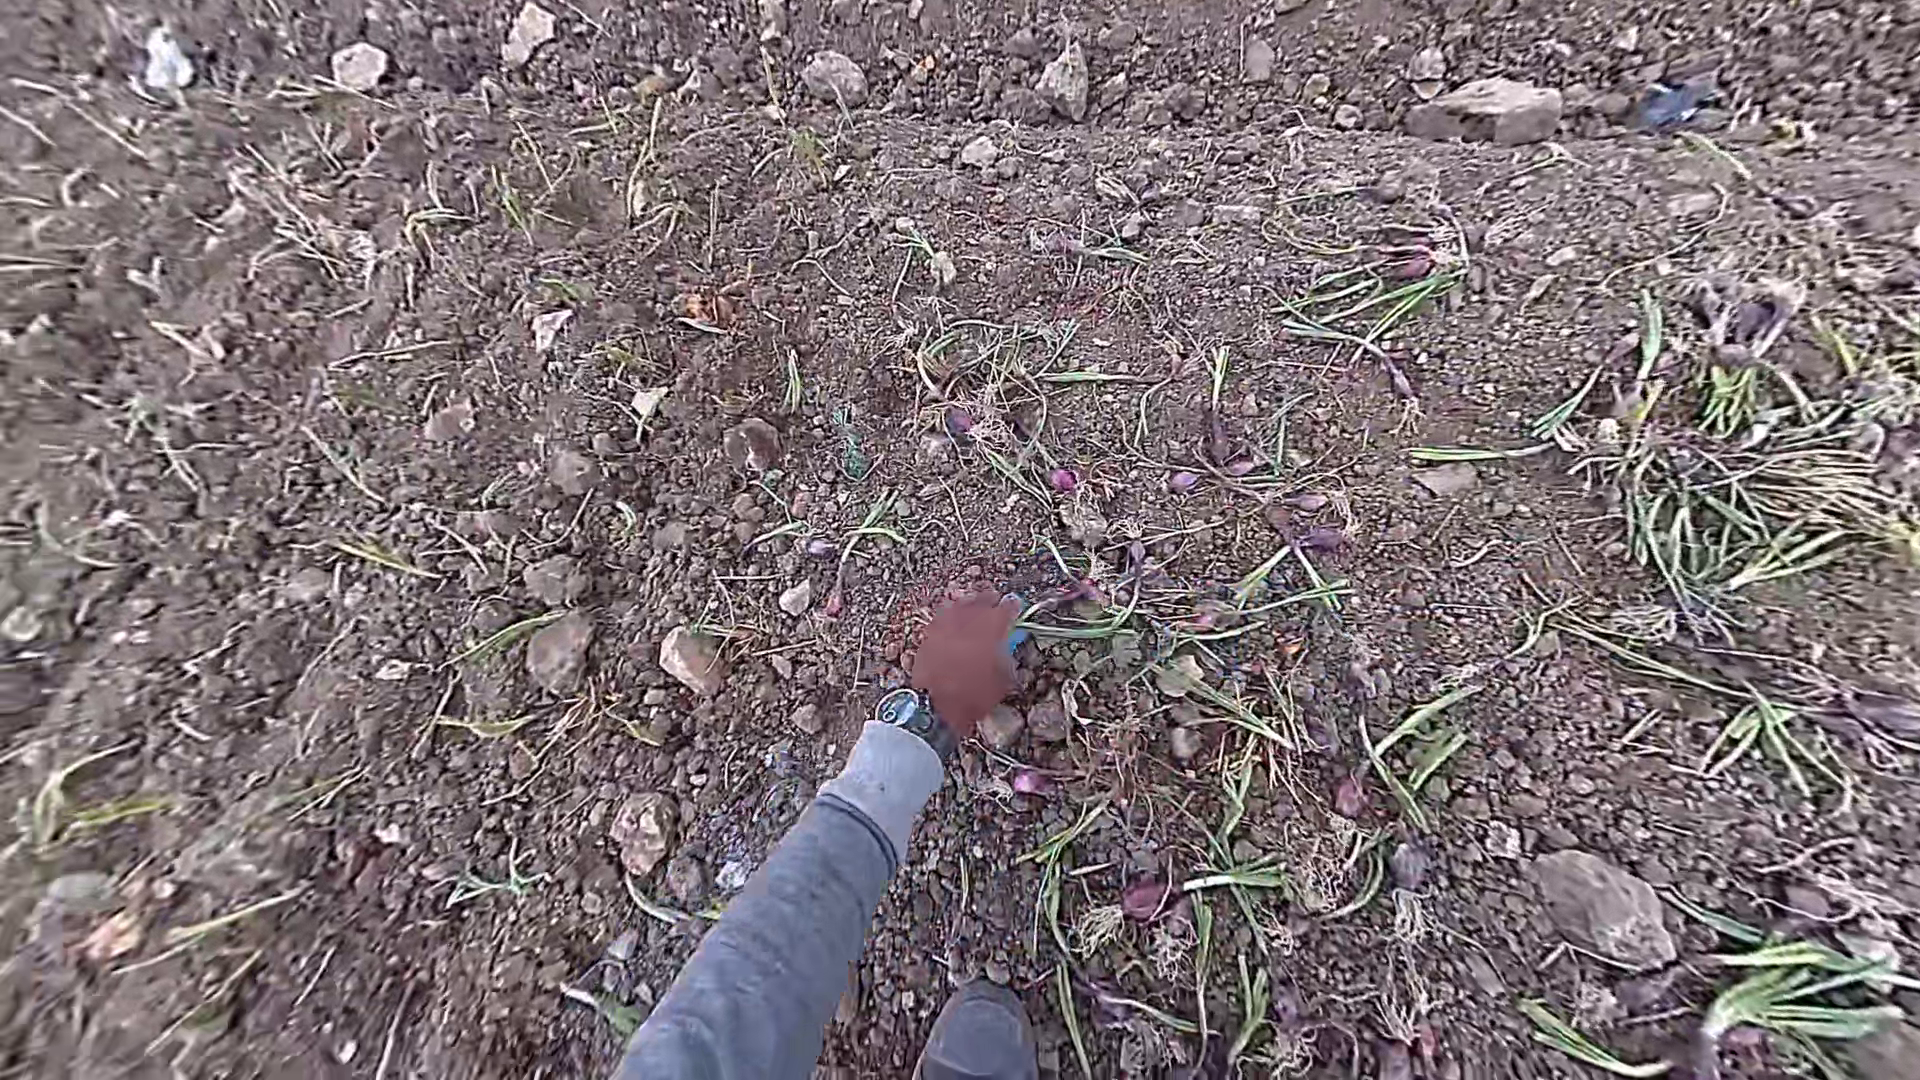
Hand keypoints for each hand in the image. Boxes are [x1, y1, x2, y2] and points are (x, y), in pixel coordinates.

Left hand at [910, 592, 1018, 739]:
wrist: (934, 706)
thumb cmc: (973, 696)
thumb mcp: (1002, 682)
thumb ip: (1006, 661)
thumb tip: (1005, 653)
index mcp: (991, 630)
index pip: (1005, 610)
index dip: (1012, 606)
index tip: (1015, 604)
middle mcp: (968, 622)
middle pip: (980, 601)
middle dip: (990, 599)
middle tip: (995, 599)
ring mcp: (946, 626)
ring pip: (959, 605)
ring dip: (968, 603)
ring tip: (973, 603)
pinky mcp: (928, 635)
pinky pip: (942, 617)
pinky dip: (949, 615)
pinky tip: (951, 618)